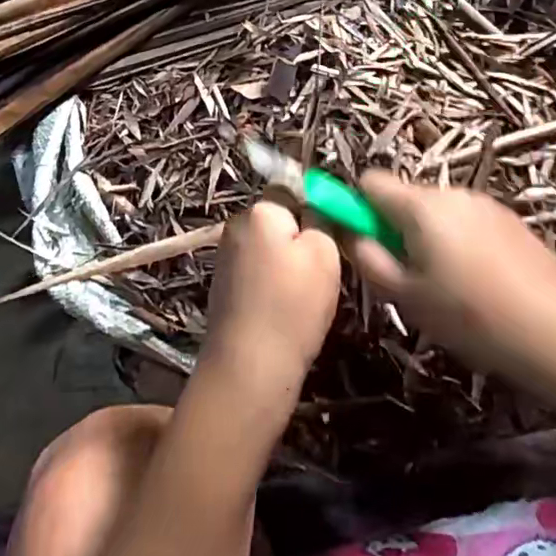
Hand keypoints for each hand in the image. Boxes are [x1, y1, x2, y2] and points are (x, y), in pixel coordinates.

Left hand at [202, 200, 340, 384]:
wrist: (250, 365)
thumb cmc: (292, 305)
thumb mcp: (324, 254)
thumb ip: (321, 220)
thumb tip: (315, 207)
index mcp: (260, 210)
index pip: (292, 190)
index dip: (315, 210)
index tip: (332, 238)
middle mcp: (236, 224)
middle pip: (279, 220)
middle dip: (300, 238)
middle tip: (322, 270)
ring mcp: (226, 254)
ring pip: (269, 247)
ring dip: (287, 263)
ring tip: (304, 296)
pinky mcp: (224, 283)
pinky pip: (257, 270)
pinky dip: (272, 283)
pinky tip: (284, 309)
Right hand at [347, 171, 555, 402]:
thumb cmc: (476, 319)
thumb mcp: (407, 297)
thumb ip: (369, 259)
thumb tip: (350, 234)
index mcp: (421, 205)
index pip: (368, 181)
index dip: (356, 208)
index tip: (363, 245)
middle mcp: (452, 193)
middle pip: (402, 198)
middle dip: (393, 230)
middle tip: (405, 280)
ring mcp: (485, 205)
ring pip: (434, 215)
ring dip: (425, 240)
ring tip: (444, 291)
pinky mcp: (511, 222)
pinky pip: (464, 224)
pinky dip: (457, 247)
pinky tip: (477, 289)